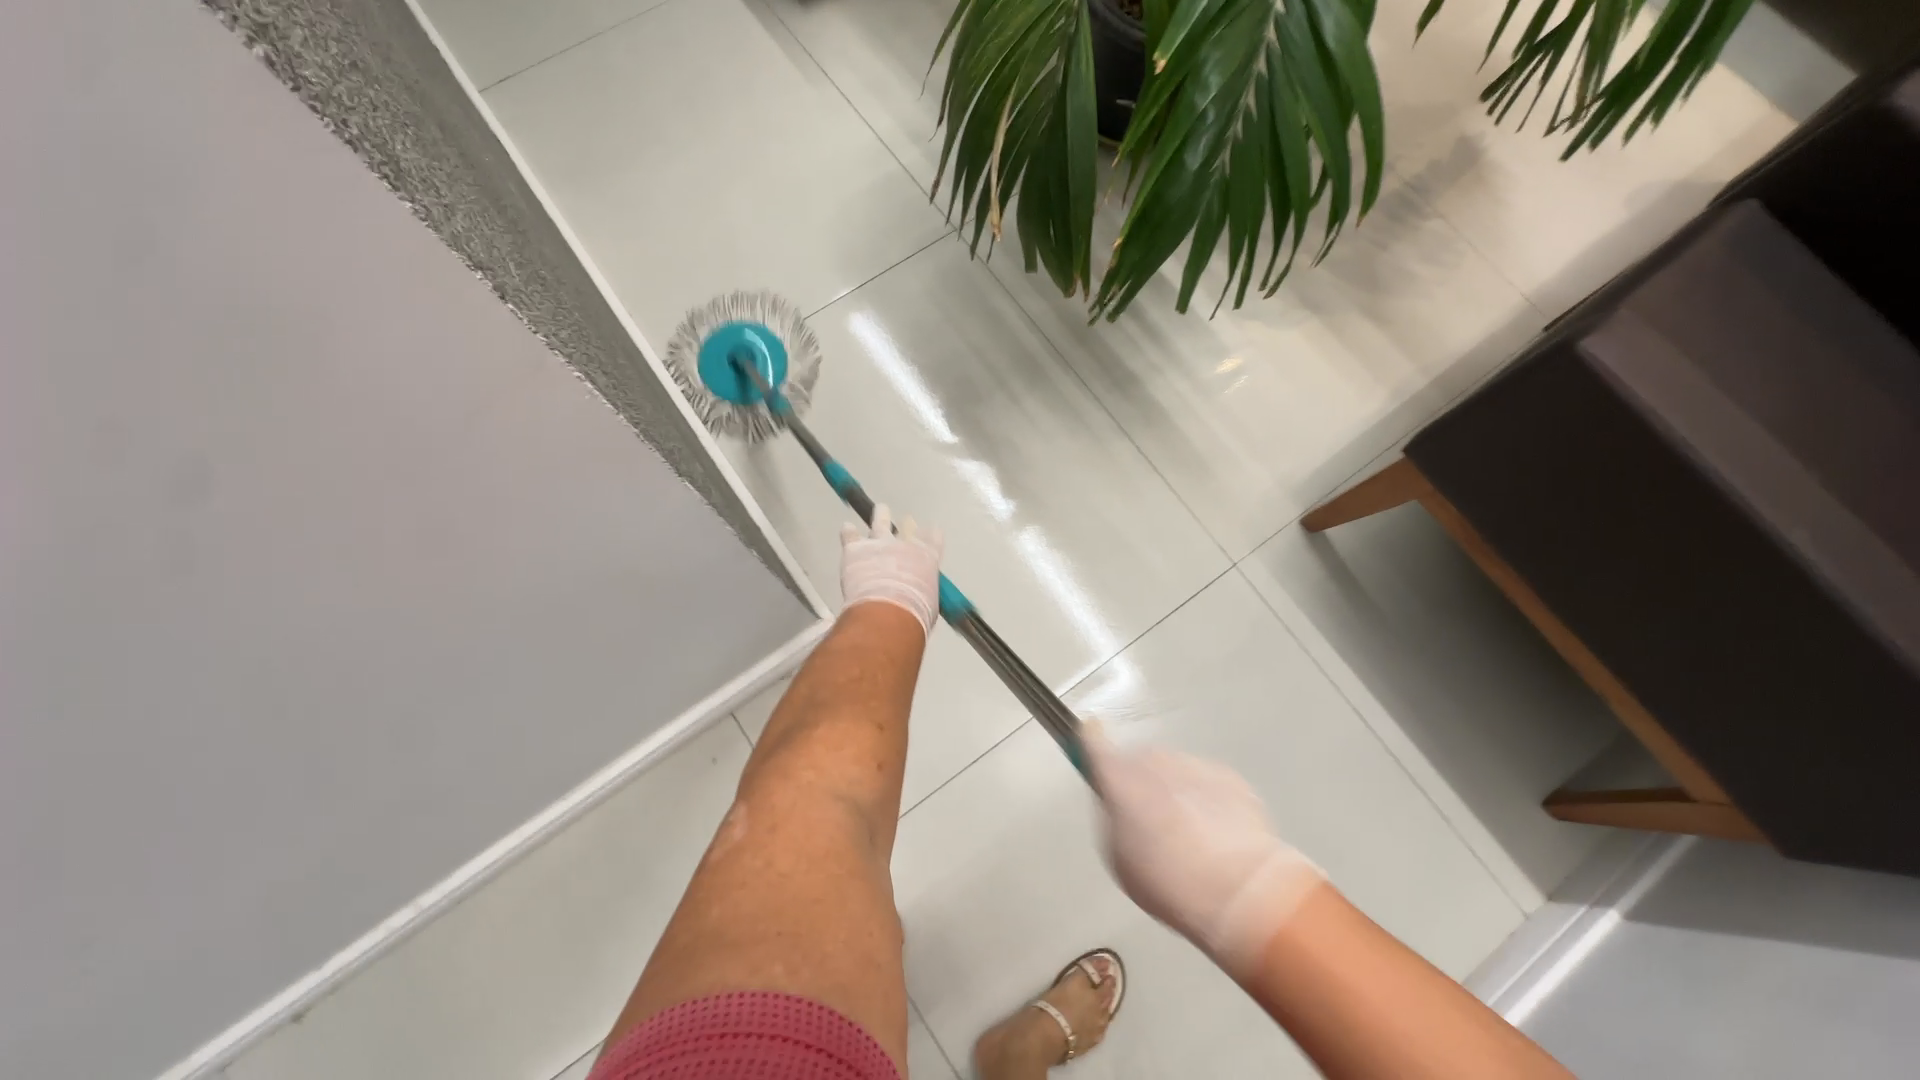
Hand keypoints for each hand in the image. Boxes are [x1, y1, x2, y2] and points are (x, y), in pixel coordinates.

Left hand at [839, 504, 943, 634]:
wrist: (889, 610)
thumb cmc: (915, 614)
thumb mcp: (928, 602)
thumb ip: (921, 590)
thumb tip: (917, 593)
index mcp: (927, 558)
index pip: (933, 539)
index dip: (931, 534)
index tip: (931, 530)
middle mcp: (905, 545)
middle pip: (906, 527)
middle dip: (906, 525)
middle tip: (906, 521)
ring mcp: (879, 543)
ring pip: (880, 523)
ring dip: (881, 516)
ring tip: (881, 509)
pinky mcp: (855, 549)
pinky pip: (851, 535)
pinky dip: (849, 531)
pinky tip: (847, 528)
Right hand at [1087, 732, 1323, 977]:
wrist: (1237, 887)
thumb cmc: (1167, 880)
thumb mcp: (1118, 858)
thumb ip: (1113, 818)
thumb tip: (1118, 806)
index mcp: (1118, 778)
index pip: (1094, 742)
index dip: (1091, 740)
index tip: (1091, 736)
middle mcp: (1154, 761)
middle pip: (1139, 761)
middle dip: (1142, 784)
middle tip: (1151, 825)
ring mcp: (1195, 765)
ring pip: (1176, 772)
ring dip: (1176, 793)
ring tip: (1190, 840)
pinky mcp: (1230, 777)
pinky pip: (1208, 783)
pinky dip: (1208, 801)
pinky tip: (1217, 838)